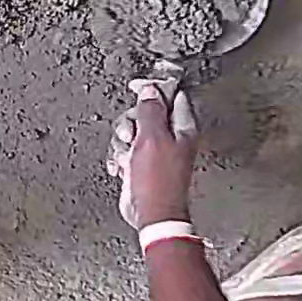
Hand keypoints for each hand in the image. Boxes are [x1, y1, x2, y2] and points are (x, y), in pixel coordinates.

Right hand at [128, 81, 197, 225]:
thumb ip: (150, 111)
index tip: (137, 87)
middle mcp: (171, 138)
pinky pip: (124, 148)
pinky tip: (121, 166)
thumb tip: (149, 90)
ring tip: (127, 155)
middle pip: (146, 112)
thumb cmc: (157, 180)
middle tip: (131, 134)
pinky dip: (119, 155)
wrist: (150, 213)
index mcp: (182, 128)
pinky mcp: (141, 163)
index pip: (172, 96)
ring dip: (122, 141)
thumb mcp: (151, 138)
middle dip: (131, 121)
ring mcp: (156, 151)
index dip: (154, 89)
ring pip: (132, 130)